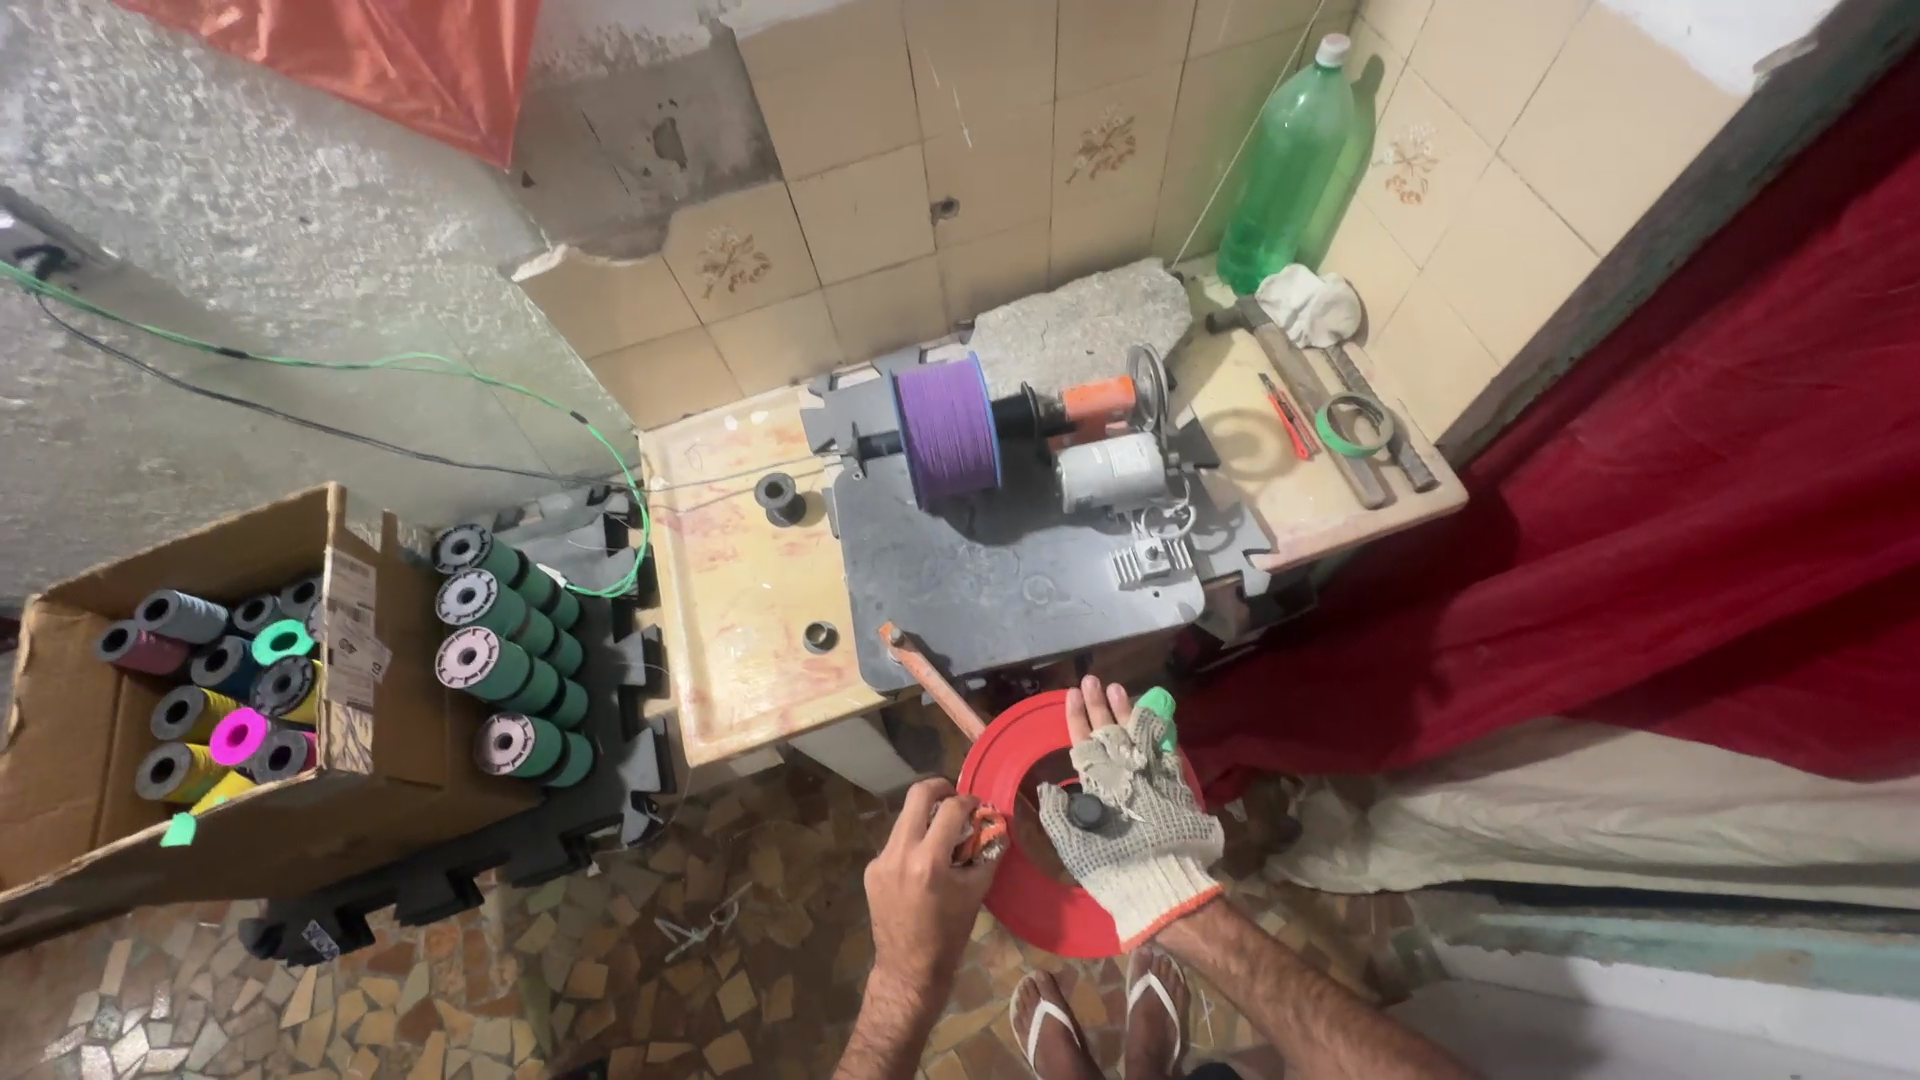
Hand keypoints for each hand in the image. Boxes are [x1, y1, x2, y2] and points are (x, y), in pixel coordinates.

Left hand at [863, 777, 996, 997]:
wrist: (909, 968)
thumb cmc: (949, 933)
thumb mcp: (976, 892)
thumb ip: (987, 853)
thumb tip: (997, 825)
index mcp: (929, 860)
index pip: (951, 808)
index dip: (969, 801)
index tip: (978, 805)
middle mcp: (900, 853)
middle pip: (917, 794)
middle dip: (939, 787)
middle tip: (954, 796)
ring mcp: (881, 860)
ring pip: (904, 816)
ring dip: (925, 815)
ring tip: (942, 831)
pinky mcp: (872, 869)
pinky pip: (896, 841)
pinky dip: (913, 840)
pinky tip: (924, 860)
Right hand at [1038, 675, 1224, 948]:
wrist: (1162, 885)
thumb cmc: (1113, 869)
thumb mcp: (1073, 846)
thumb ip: (1057, 813)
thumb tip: (1047, 789)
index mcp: (1097, 785)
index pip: (1083, 741)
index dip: (1076, 717)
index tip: (1072, 694)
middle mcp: (1123, 772)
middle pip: (1108, 730)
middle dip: (1097, 704)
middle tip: (1091, 680)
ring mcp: (1151, 776)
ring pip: (1136, 733)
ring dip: (1125, 710)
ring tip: (1117, 689)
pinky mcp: (1174, 786)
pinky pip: (1164, 750)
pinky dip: (1157, 731)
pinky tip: (1153, 717)